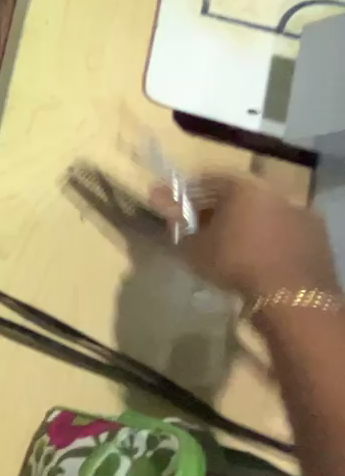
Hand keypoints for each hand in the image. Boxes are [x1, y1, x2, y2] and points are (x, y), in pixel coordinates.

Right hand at [152, 174, 337, 300]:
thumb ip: (175, 216)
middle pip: (238, 194)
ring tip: (223, 241)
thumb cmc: (233, 261)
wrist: (292, 298)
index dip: (184, 191)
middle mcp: (279, 195)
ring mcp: (304, 216)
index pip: (207, 178)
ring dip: (241, 220)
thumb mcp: (190, 241)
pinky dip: (264, 233)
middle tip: (195, 225)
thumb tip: (157, 193)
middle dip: (215, 206)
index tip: (171, 207)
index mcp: (246, 188)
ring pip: (262, 211)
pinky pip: (281, 227)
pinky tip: (250, 252)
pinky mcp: (319, 237)